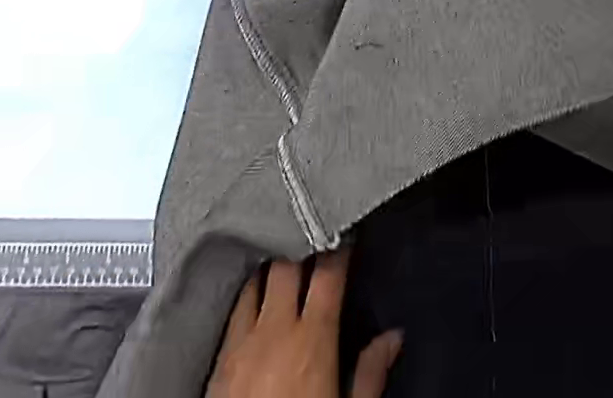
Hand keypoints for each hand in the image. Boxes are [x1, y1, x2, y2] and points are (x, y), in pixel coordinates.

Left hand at [205, 247, 403, 397]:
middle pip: (286, 265)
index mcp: (312, 340)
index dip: (338, 250)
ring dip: (271, 270)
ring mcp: (242, 342)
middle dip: (300, 249)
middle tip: (313, 244)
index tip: (346, 239)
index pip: (327, 274)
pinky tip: (256, 298)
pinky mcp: (219, 359)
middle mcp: (275, 330)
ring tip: (284, 264)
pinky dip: (247, 295)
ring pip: (255, 280)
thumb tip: (393, 337)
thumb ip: (370, 373)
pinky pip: (233, 310)